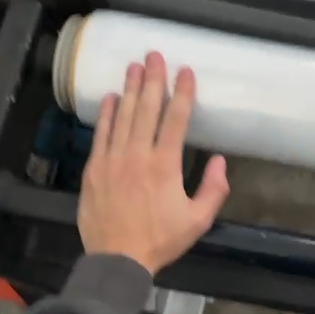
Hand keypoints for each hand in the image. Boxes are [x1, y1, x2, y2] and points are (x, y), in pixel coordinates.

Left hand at [78, 52, 229, 272]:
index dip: (182, 93)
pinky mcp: (94, 169)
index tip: (185, 71)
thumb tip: (220, 161)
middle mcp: (138, 156)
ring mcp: (113, 160)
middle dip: (152, 80)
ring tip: (134, 66)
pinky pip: (101, 134)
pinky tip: (111, 98)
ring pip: (122, 117)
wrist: (117, 259)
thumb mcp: (198, 221)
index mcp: (165, 166)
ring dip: (129, 90)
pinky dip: (106, 114)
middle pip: (146, 109)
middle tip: (154, 55)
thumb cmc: (161, 241)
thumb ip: (213, 190)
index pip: (175, 120)